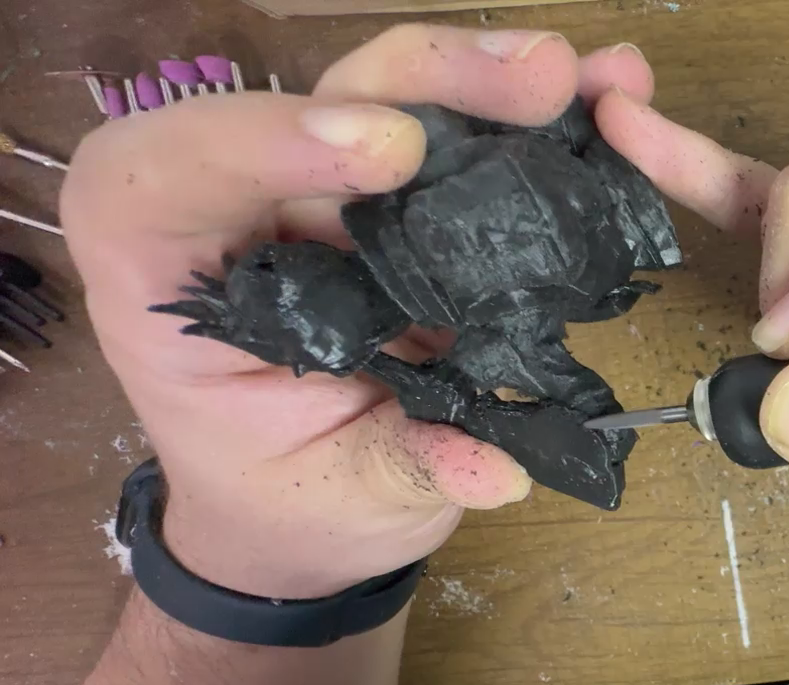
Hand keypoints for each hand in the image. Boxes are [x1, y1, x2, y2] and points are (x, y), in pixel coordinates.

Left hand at [62, 26, 661, 598]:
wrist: (324, 505)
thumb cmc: (299, 494)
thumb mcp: (344, 491)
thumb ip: (410, 465)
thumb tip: (497, 469)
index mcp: (184, 272)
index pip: (180, 170)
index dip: (271, 137)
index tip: (391, 146)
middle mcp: (267, 217)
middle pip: (327, 107)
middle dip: (436, 84)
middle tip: (546, 73)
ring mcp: (359, 220)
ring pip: (412, 117)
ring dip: (506, 91)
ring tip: (603, 80)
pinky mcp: (430, 239)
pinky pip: (480, 178)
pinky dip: (542, 145)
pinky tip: (606, 125)